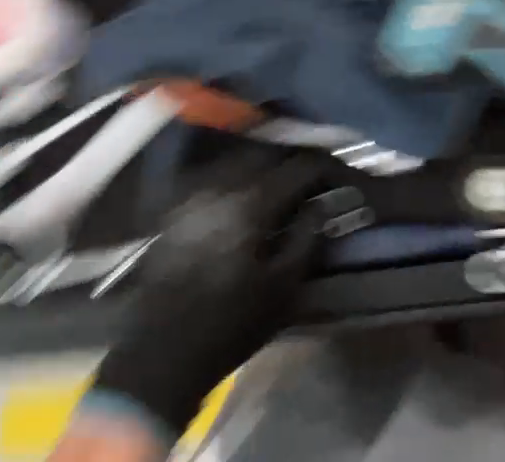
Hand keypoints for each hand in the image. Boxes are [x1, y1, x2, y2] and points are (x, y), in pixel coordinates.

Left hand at [78, 149, 332, 447]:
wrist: (159, 352)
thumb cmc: (229, 326)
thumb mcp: (282, 290)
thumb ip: (307, 239)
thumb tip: (320, 206)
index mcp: (251, 203)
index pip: (300, 167)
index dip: (328, 169)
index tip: (345, 181)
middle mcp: (220, 186)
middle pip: (268, 153)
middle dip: (297, 161)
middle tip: (317, 180)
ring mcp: (193, 194)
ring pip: (239, 160)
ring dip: (267, 167)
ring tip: (285, 188)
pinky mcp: (176, 209)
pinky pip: (216, 177)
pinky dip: (240, 179)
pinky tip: (247, 201)